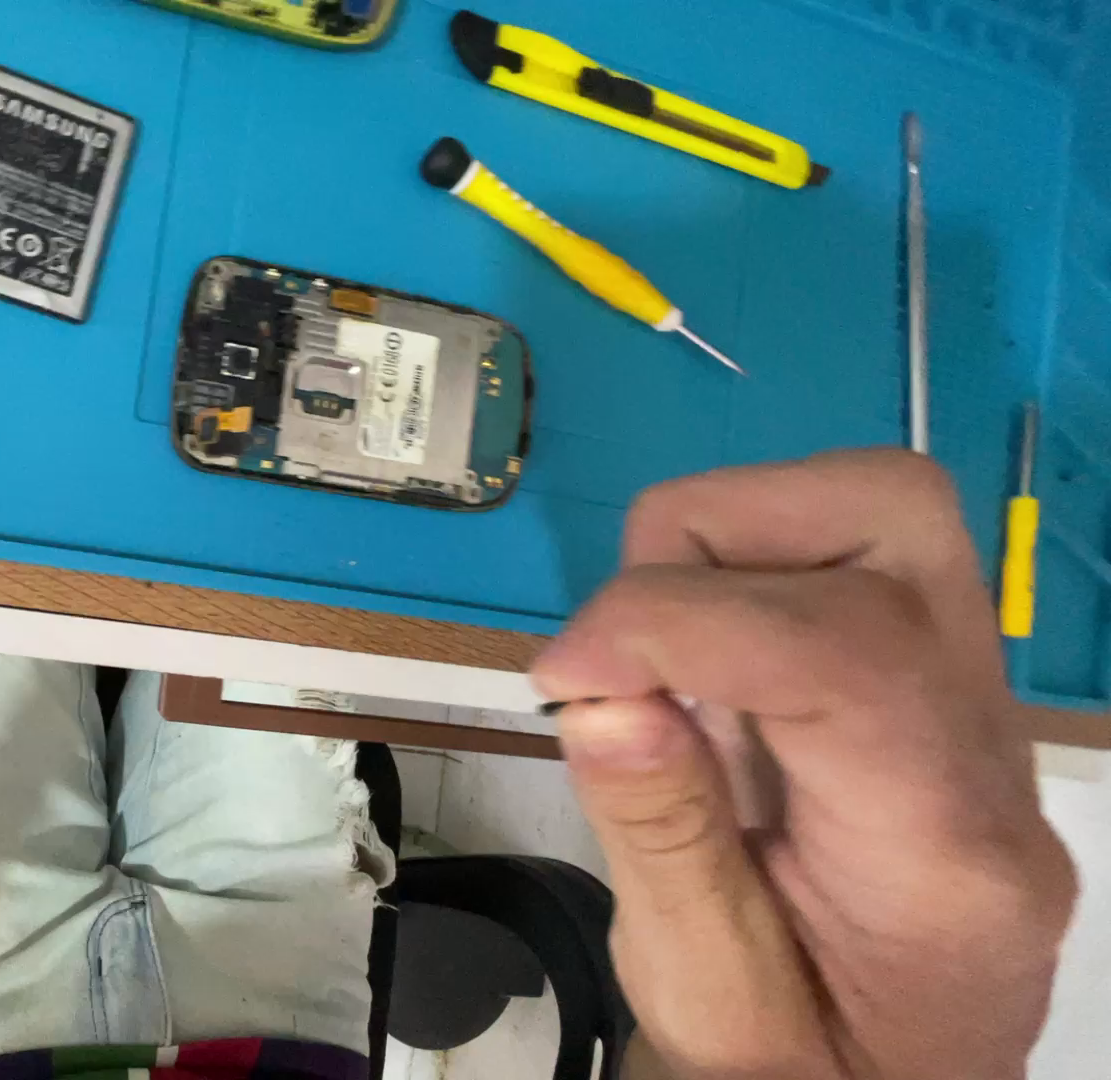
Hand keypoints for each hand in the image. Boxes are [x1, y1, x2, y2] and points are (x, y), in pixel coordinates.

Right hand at [533, 450, 1076, 1079]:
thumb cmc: (785, 1059)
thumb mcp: (702, 990)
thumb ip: (657, 842)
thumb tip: (598, 698)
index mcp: (939, 848)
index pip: (836, 655)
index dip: (661, 627)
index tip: (559, 681)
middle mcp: (981, 741)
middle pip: (884, 515)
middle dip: (704, 544)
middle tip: (623, 645)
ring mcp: (958, 694)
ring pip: (854, 501)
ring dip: (704, 548)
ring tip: (645, 654)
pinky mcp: (907, 673)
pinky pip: (816, 547)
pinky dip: (711, 569)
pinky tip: (677, 662)